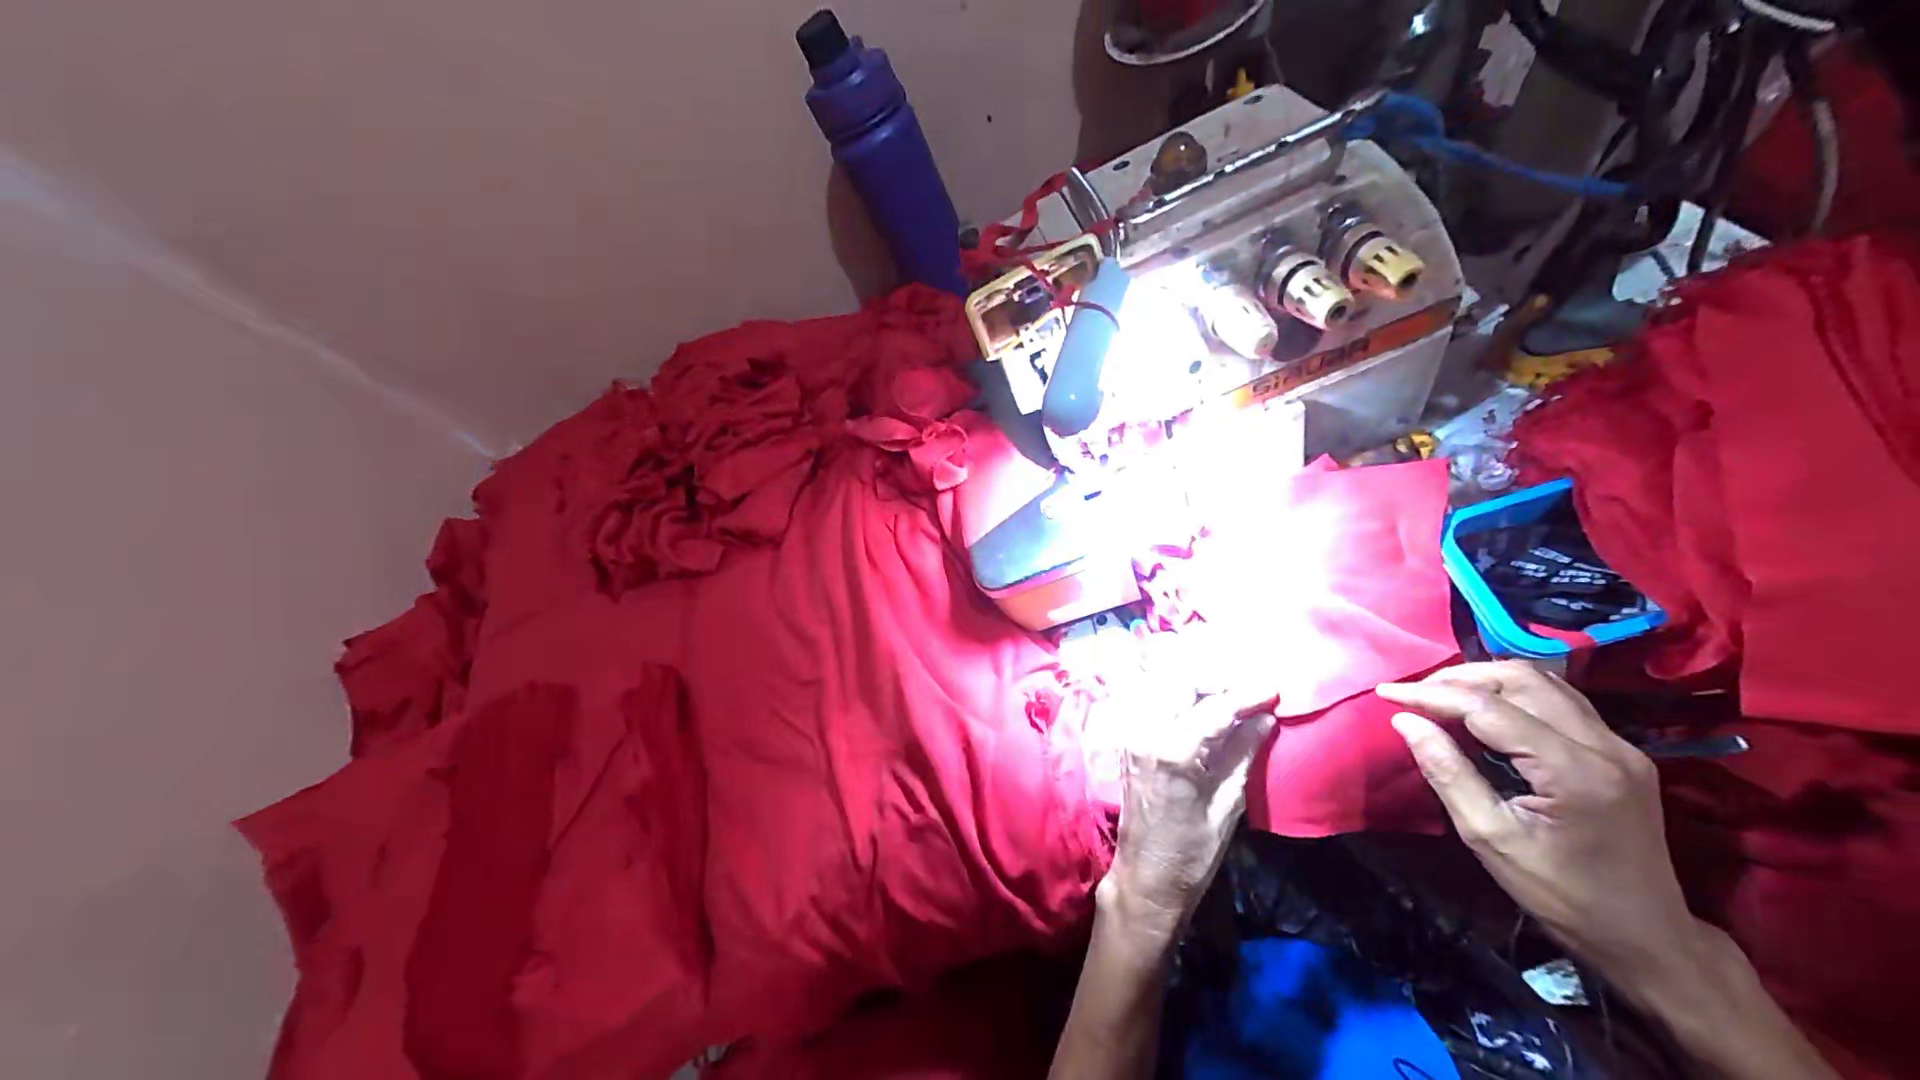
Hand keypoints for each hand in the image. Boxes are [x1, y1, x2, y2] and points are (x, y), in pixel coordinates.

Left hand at [1100, 692, 1277, 940]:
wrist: (1145, 877)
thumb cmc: (1191, 853)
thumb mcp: (1228, 807)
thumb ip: (1243, 755)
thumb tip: (1264, 718)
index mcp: (1172, 752)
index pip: (1214, 707)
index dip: (1246, 695)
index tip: (1272, 689)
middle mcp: (1146, 733)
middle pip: (1180, 684)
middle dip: (1216, 683)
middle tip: (1247, 694)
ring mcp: (1131, 735)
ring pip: (1161, 687)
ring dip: (1193, 687)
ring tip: (1226, 699)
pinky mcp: (1127, 742)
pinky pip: (1150, 702)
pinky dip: (1174, 696)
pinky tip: (1197, 709)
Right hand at [1376, 662, 1700, 977]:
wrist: (1645, 937)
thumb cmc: (1560, 894)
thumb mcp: (1489, 837)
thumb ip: (1447, 772)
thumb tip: (1405, 721)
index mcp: (1573, 770)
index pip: (1488, 708)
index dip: (1431, 695)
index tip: (1386, 694)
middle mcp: (1604, 745)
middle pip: (1521, 680)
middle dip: (1458, 679)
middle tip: (1414, 696)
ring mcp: (1619, 745)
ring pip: (1542, 682)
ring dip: (1485, 681)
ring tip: (1441, 699)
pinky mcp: (1620, 751)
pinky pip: (1558, 700)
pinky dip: (1513, 694)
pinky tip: (1484, 712)